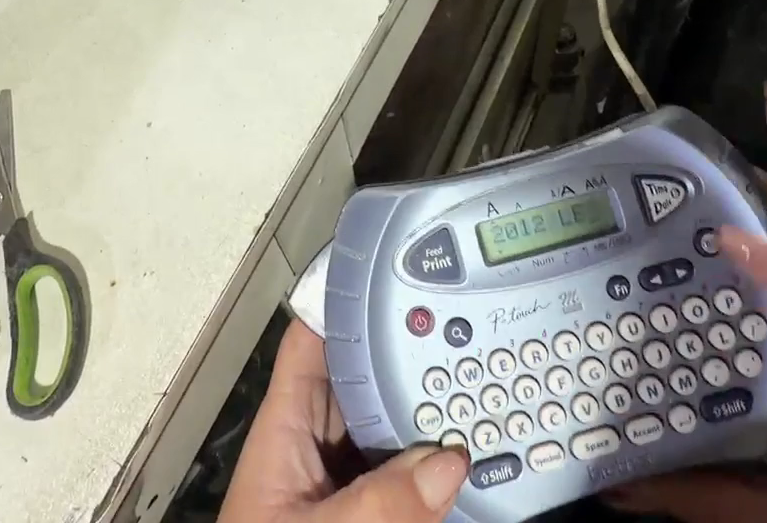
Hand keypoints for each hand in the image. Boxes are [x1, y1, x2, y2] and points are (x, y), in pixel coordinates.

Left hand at [221, 319, 469, 522]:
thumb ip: (379, 505)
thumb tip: (450, 461)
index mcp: (286, 429)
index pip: (310, 343)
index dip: (340, 299)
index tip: (387, 269)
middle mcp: (319, 443)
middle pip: (362, 376)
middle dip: (403, 348)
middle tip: (459, 316)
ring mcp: (350, 478)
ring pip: (392, 422)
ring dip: (428, 403)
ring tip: (480, 368)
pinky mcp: (376, 510)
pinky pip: (411, 472)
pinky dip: (440, 458)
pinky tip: (480, 444)